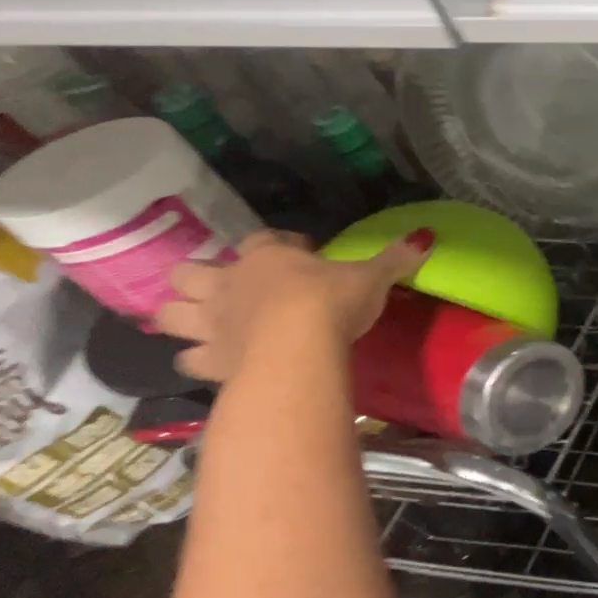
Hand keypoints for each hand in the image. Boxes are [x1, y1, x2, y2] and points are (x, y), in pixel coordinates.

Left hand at [158, 229, 431, 382]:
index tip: (301, 249)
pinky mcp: (209, 360)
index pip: (262, 239)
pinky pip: (189, 358)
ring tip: (204, 322)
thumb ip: (394, 258)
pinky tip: (213, 361)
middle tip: (230, 286)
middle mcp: (227, 284)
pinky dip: (197, 358)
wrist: (297, 348)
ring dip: (182, 315)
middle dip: (201, 276)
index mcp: (265, 257)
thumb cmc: (331, 302)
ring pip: (171, 313)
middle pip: (190, 272)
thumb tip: (427, 236)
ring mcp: (211, 323)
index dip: (279, 243)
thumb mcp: (372, 277)